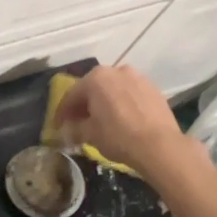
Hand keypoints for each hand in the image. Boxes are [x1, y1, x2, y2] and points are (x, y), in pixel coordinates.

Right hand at [53, 65, 199, 174]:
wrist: (159, 145)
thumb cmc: (118, 136)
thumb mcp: (89, 134)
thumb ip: (73, 129)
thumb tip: (65, 131)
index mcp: (96, 78)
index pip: (71, 96)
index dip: (62, 113)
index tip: (58, 126)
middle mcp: (116, 71)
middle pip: (93, 88)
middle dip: (83, 105)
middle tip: (78, 122)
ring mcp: (137, 77)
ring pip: (113, 89)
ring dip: (103, 102)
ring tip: (101, 121)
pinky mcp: (153, 89)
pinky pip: (129, 94)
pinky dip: (121, 104)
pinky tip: (121, 119)